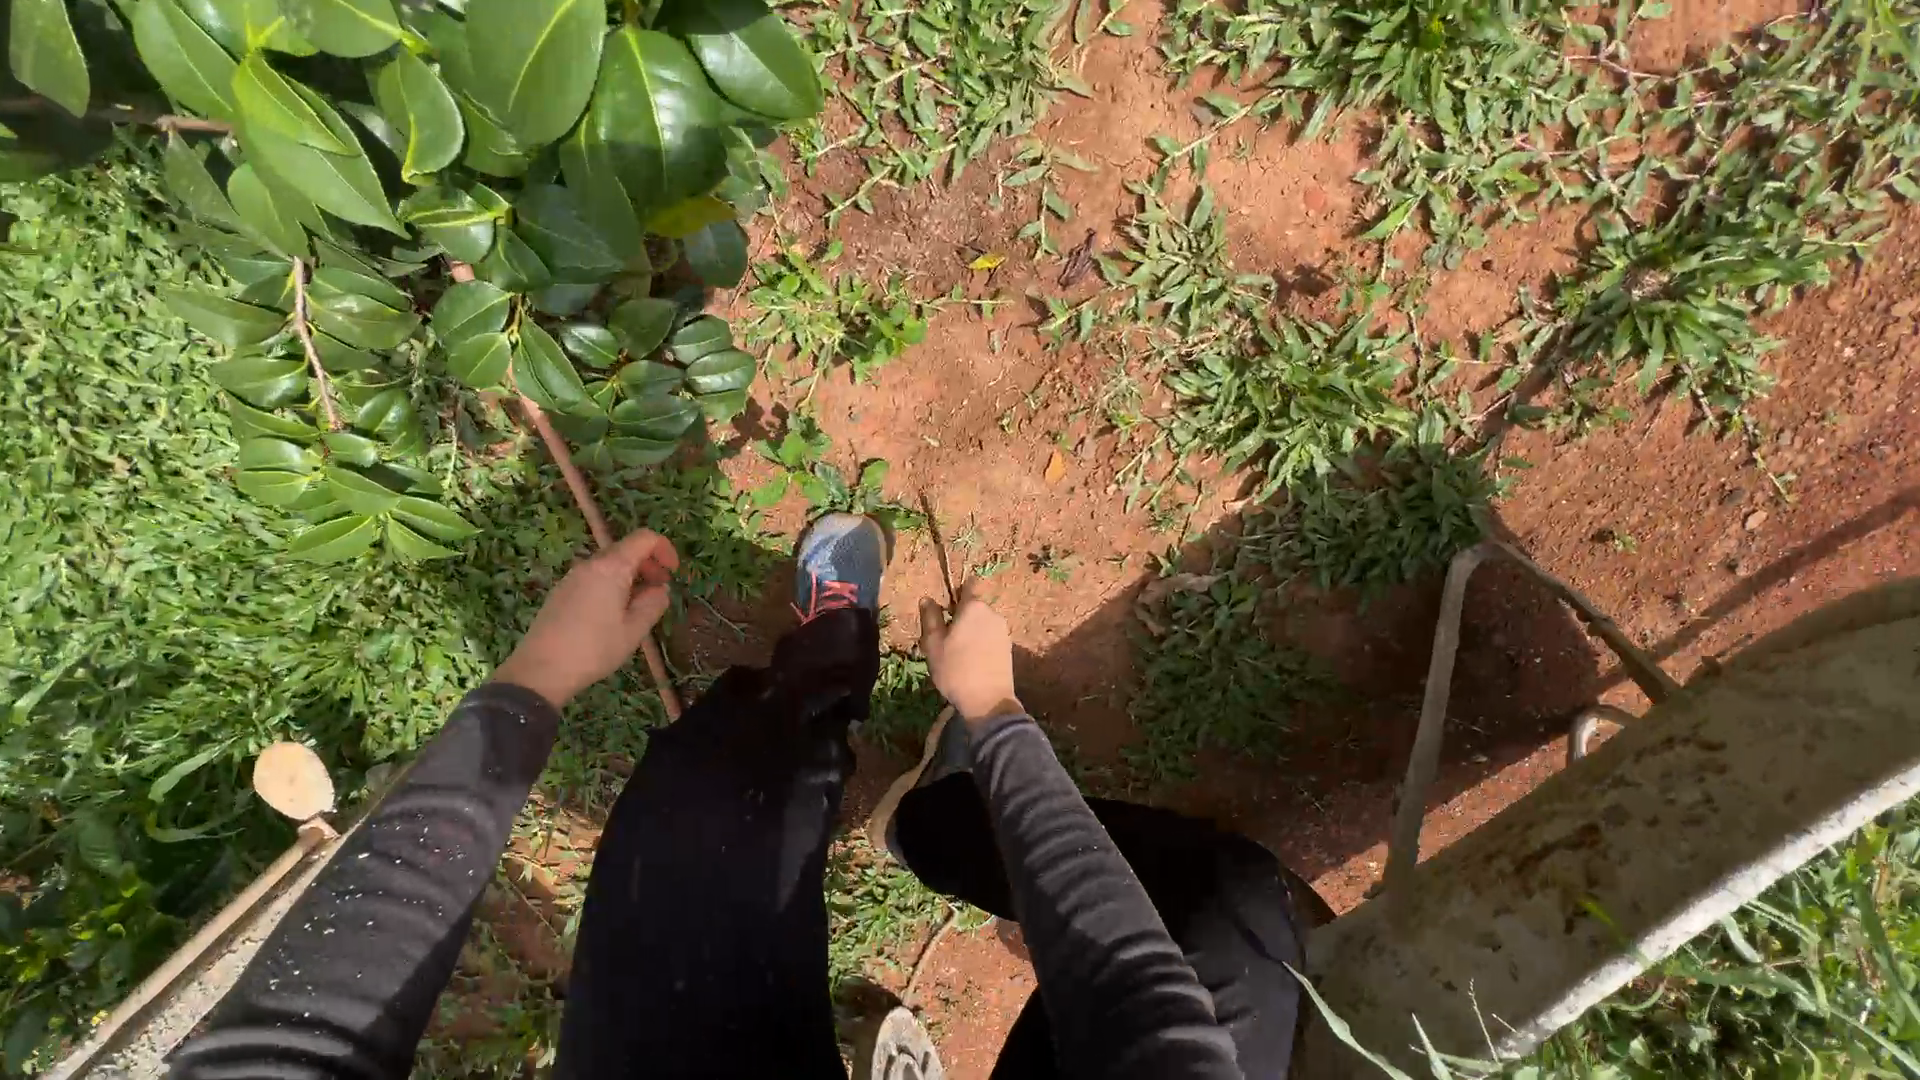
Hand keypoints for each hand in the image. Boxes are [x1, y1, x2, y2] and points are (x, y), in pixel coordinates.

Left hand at [491, 531, 678, 706]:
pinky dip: (612, 585)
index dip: (665, 550)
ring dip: (631, 577)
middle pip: (626, 550)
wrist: (540, 671)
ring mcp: (571, 578)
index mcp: (611, 567)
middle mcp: (589, 565)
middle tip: (660, 591)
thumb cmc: (594, 648)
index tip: (673, 573)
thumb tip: (660, 589)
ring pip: (609, 565)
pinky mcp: (560, 593)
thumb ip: (653, 603)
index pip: (644, 539)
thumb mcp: (635, 630)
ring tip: (638, 606)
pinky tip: (613, 614)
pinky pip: (594, 577)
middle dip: (649, 565)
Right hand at [919, 580, 1021, 723]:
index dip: (956, 593)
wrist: (988, 701)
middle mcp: (992, 613)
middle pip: (973, 607)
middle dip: (959, 617)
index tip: (945, 608)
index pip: (968, 585)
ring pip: (981, 624)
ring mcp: (1003, 630)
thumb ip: (931, 618)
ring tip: (955, 654)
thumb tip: (928, 599)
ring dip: (970, 632)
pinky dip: (980, 643)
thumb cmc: (955, 669)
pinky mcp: (1008, 647)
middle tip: (943, 639)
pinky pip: (989, 637)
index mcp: (973, 607)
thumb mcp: (934, 644)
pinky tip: (970, 662)